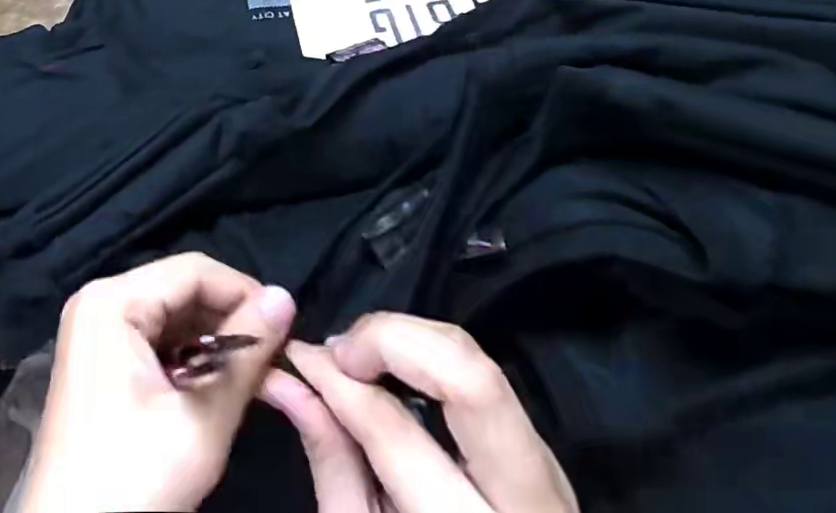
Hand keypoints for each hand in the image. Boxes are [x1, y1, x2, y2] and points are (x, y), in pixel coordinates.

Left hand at [22, 253, 296, 512]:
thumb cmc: (134, 477)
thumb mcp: (201, 419)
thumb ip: (245, 355)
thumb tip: (285, 298)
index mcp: (112, 301)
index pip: (192, 270)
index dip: (244, 291)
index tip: (289, 326)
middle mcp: (99, 301)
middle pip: (179, 289)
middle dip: (229, 319)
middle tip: (276, 355)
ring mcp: (94, 328)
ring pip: (170, 314)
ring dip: (212, 340)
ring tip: (254, 372)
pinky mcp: (99, 356)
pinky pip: (153, 337)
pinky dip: (187, 356)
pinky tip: (215, 384)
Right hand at [265, 313, 577, 512]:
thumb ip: (331, 459)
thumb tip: (288, 382)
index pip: (394, 428)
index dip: (335, 379)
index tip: (299, 355)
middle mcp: (532, 502)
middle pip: (468, 375)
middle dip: (389, 339)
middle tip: (339, 351)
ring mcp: (547, 475)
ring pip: (477, 360)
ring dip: (406, 340)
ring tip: (357, 358)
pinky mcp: (542, 457)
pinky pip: (481, 377)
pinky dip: (426, 355)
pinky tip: (390, 369)